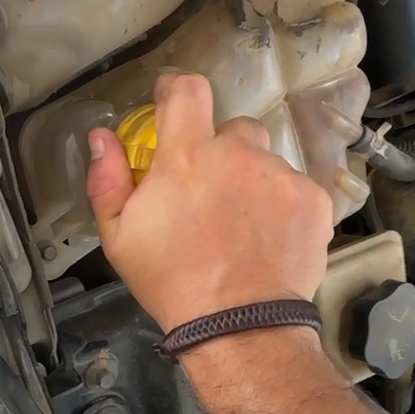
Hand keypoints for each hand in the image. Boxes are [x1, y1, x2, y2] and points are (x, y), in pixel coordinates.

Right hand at [86, 71, 331, 331]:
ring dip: (250, 178)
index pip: (186, 92)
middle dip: (218, 151)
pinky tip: (265, 238)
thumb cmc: (170, 281)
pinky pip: (292, 187)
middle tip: (209, 191)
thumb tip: (103, 137)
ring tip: (240, 223)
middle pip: (231, 129)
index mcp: (185, 157)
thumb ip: (107, 179)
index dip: (176, 88)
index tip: (170, 98)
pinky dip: (278, 205)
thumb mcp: (118, 236)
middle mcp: (236, 154)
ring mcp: (279, 175)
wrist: (238, 325)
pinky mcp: (311, 199)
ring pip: (264, 160)